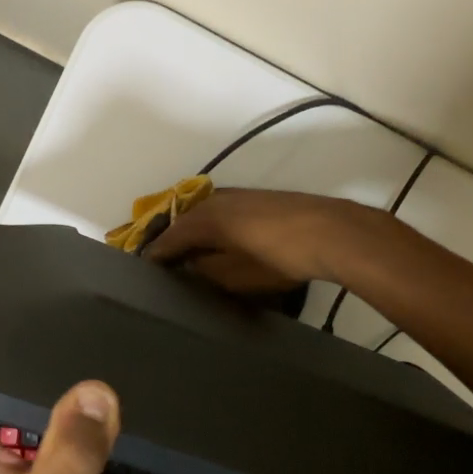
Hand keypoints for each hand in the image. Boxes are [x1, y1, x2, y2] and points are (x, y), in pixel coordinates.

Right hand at [141, 189, 381, 293]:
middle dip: (168, 240)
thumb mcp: (234, 277)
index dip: (154, 257)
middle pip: (181, 221)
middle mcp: (214, 200)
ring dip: (190, 232)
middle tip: (157, 262)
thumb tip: (187, 266)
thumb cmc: (278, 258)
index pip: (167, 239)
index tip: (142, 273)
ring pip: (201, 215)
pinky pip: (220, 213)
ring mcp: (237, 196)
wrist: (330, 233)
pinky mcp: (256, 199)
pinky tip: (216, 242)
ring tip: (184, 255)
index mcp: (203, 219)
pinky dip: (210, 227)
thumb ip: (204, 271)